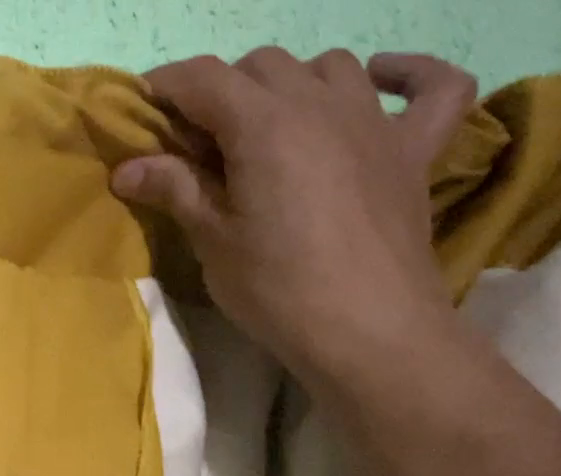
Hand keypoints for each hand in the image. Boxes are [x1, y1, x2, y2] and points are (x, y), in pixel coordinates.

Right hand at [113, 49, 478, 376]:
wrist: (365, 326)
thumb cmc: (274, 286)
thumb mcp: (211, 240)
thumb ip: (174, 189)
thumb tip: (126, 168)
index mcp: (264, 124)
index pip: (205, 78)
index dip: (167, 85)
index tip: (140, 108)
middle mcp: (322, 103)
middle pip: (264, 65)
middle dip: (223, 89)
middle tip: (196, 140)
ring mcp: (377, 120)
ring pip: (331, 66)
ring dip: (292, 83)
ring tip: (267, 126)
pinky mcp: (415, 148)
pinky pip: (433, 85)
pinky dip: (407, 75)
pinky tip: (381, 83)